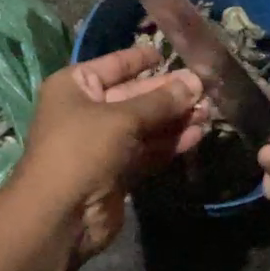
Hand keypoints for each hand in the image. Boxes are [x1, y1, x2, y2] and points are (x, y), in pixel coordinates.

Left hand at [12, 45, 206, 262]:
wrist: (59, 217)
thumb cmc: (81, 150)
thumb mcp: (121, 119)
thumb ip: (159, 102)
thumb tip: (194, 82)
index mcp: (75, 86)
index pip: (114, 65)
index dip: (141, 59)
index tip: (170, 53)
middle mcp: (87, 110)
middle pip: (134, 96)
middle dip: (168, 93)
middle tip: (205, 87)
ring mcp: (102, 143)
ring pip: (145, 125)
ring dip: (175, 119)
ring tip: (209, 111)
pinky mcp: (118, 171)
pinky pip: (148, 150)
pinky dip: (170, 143)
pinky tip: (198, 135)